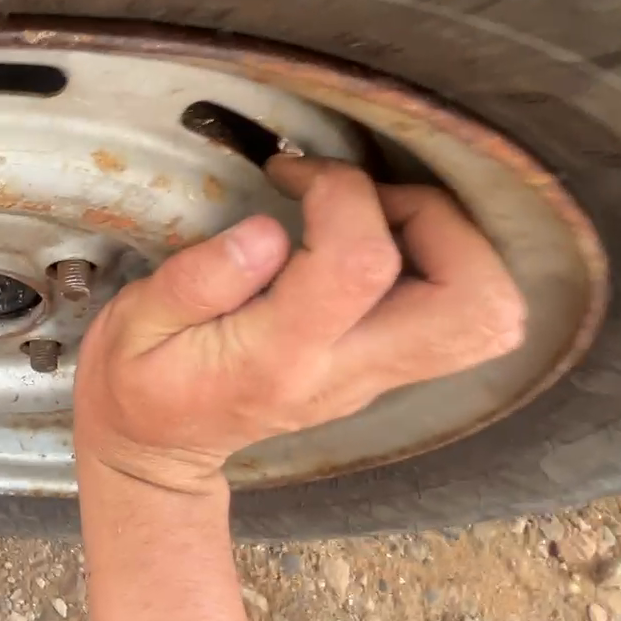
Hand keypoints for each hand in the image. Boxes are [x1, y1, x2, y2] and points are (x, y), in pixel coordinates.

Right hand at [74, 156, 527, 495]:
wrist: (155, 448)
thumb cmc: (133, 378)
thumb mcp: (132, 322)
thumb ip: (194, 280)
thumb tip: (268, 231)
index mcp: (274, 356)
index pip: (357, 267)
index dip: (341, 194)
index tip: (289, 172)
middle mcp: (343, 372)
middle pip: (472, 304)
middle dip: (434, 219)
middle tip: (358, 193)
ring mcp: (372, 380)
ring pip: (487, 319)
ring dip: (453, 244)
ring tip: (371, 212)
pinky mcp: (379, 374)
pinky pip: (457, 320)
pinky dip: (441, 264)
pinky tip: (367, 240)